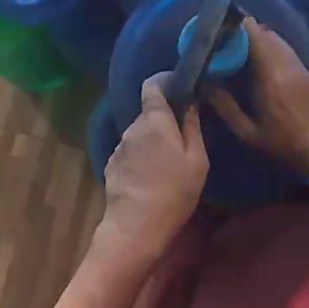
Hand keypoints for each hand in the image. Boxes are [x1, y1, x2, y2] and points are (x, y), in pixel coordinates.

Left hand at [98, 74, 208, 258]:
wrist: (136, 226)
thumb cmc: (174, 191)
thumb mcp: (197, 160)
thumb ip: (192, 126)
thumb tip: (190, 102)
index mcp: (154, 120)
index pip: (152, 85)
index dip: (166, 82)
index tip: (181, 89)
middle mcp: (132, 128)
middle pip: (148, 113)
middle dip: (164, 120)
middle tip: (183, 138)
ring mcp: (118, 147)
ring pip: (139, 135)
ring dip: (153, 141)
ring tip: (168, 164)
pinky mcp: (111, 166)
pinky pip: (130, 152)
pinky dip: (141, 157)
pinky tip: (151, 178)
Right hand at [211, 17, 308, 166]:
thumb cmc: (279, 142)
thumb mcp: (246, 131)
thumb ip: (224, 105)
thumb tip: (205, 83)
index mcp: (270, 75)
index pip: (255, 35)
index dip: (237, 26)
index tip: (220, 29)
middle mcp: (286, 64)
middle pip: (265, 32)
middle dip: (245, 32)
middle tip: (226, 41)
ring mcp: (299, 66)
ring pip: (277, 39)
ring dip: (259, 40)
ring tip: (240, 50)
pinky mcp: (305, 71)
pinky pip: (286, 50)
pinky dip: (271, 49)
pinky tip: (260, 62)